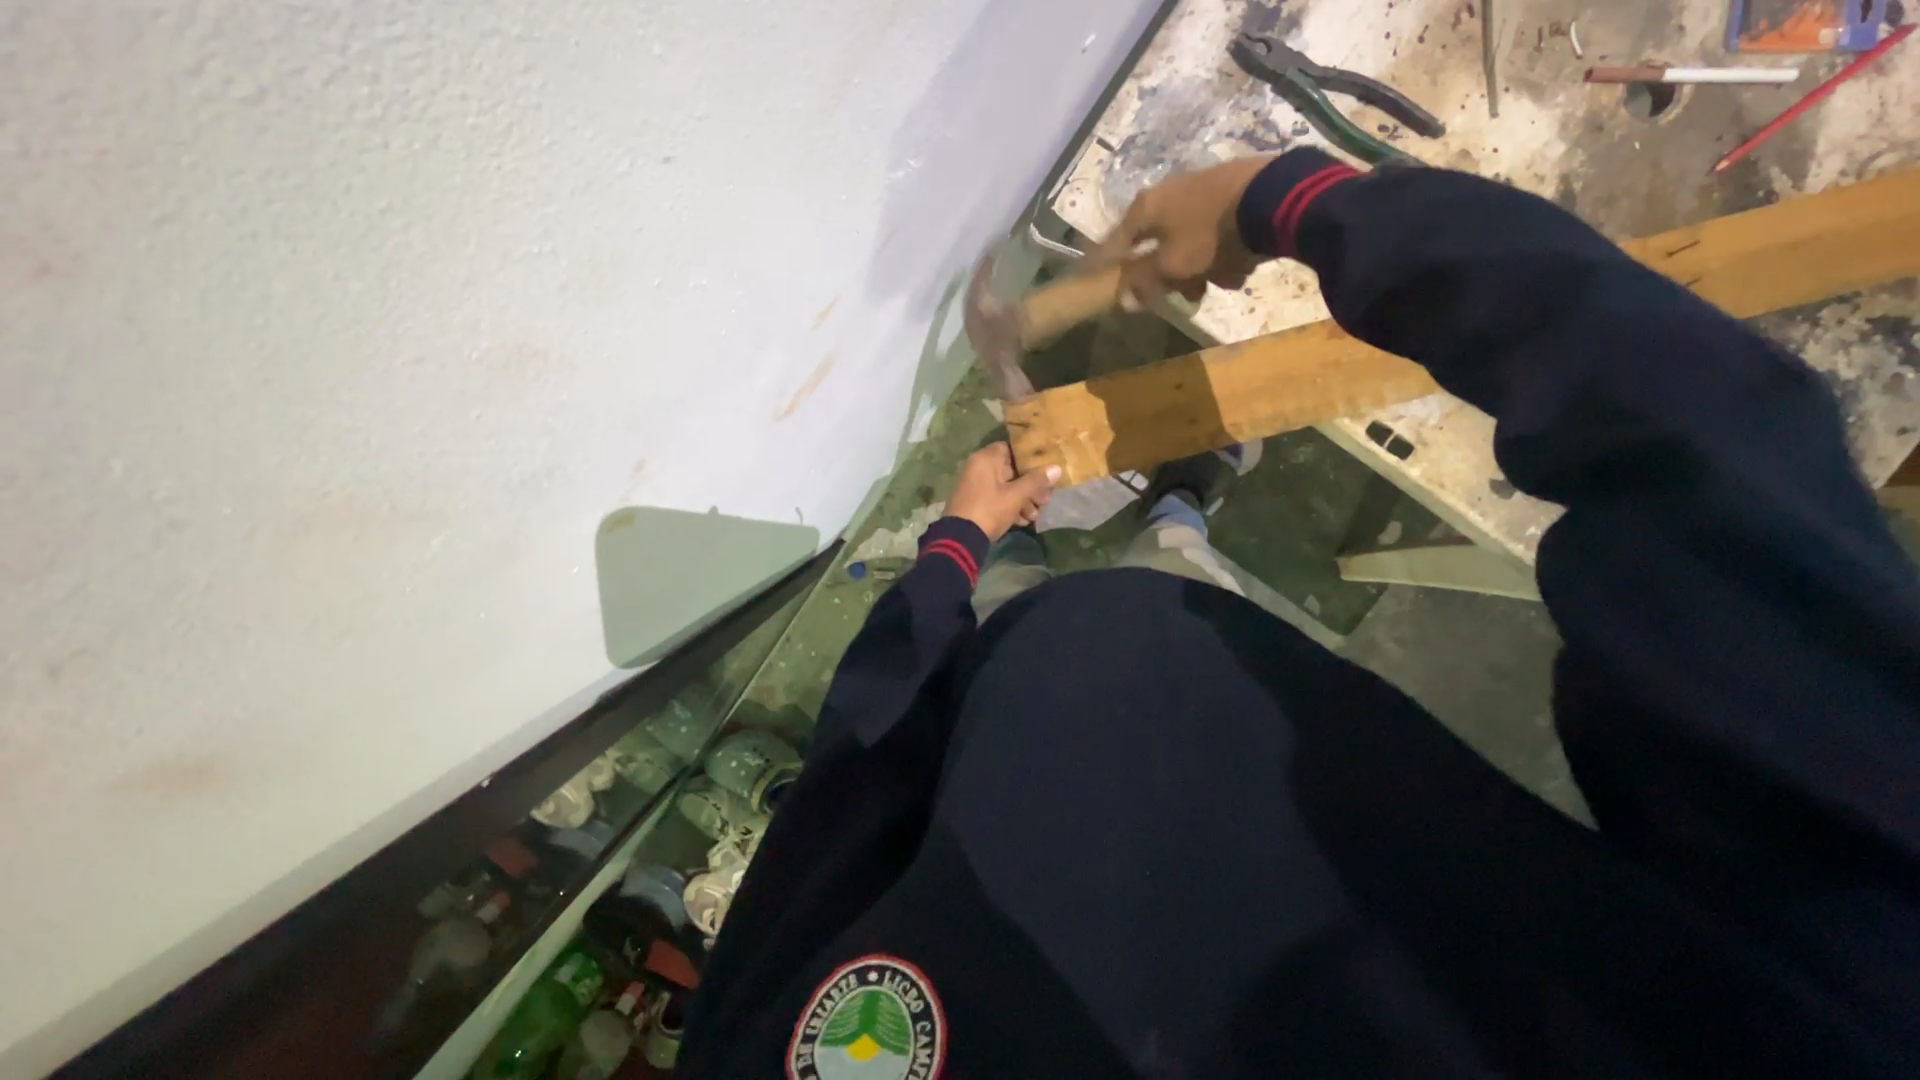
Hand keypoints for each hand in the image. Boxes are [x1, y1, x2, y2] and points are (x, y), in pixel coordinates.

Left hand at [946, 443, 1058, 540]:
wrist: (960, 539)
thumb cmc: (989, 510)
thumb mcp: (1015, 496)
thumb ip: (1036, 481)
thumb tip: (1057, 468)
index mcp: (985, 459)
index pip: (1011, 449)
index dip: (1029, 458)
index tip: (1045, 469)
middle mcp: (978, 468)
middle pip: (1011, 471)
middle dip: (1030, 486)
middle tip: (1045, 499)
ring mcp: (975, 486)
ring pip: (1005, 487)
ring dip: (1022, 500)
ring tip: (1035, 515)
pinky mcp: (974, 502)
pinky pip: (996, 498)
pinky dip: (1010, 507)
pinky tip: (1023, 521)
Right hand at [1090, 155, 1275, 307]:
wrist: (1273, 199)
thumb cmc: (1210, 236)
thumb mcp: (1172, 266)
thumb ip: (1144, 283)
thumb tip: (1124, 299)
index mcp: (1147, 208)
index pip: (1115, 241)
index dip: (1107, 265)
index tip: (1104, 283)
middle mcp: (1169, 192)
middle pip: (1158, 243)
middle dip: (1172, 274)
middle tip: (1188, 294)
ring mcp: (1203, 188)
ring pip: (1191, 240)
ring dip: (1204, 267)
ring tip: (1226, 281)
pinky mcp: (1234, 189)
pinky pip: (1218, 230)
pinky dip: (1225, 251)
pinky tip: (1243, 265)